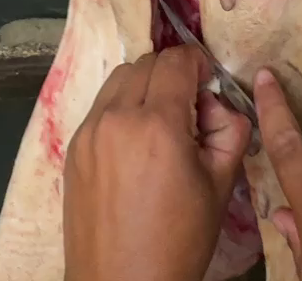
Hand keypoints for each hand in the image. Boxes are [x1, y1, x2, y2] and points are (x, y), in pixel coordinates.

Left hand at [64, 46, 253, 280]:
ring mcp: (89, 131)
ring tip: (159, 123)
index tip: (207, 84)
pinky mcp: (73, 147)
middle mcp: (117, 117)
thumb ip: (229, 129)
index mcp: (157, 124)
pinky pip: (101, 105)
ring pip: (121, 77)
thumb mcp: (221, 185)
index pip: (177, 60)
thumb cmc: (179, 241)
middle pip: (148, 62)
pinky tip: (134, 143)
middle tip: (188, 109)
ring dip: (145, 85)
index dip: (198, 64)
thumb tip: (217, 102)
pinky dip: (122, 107)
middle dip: (172, 74)